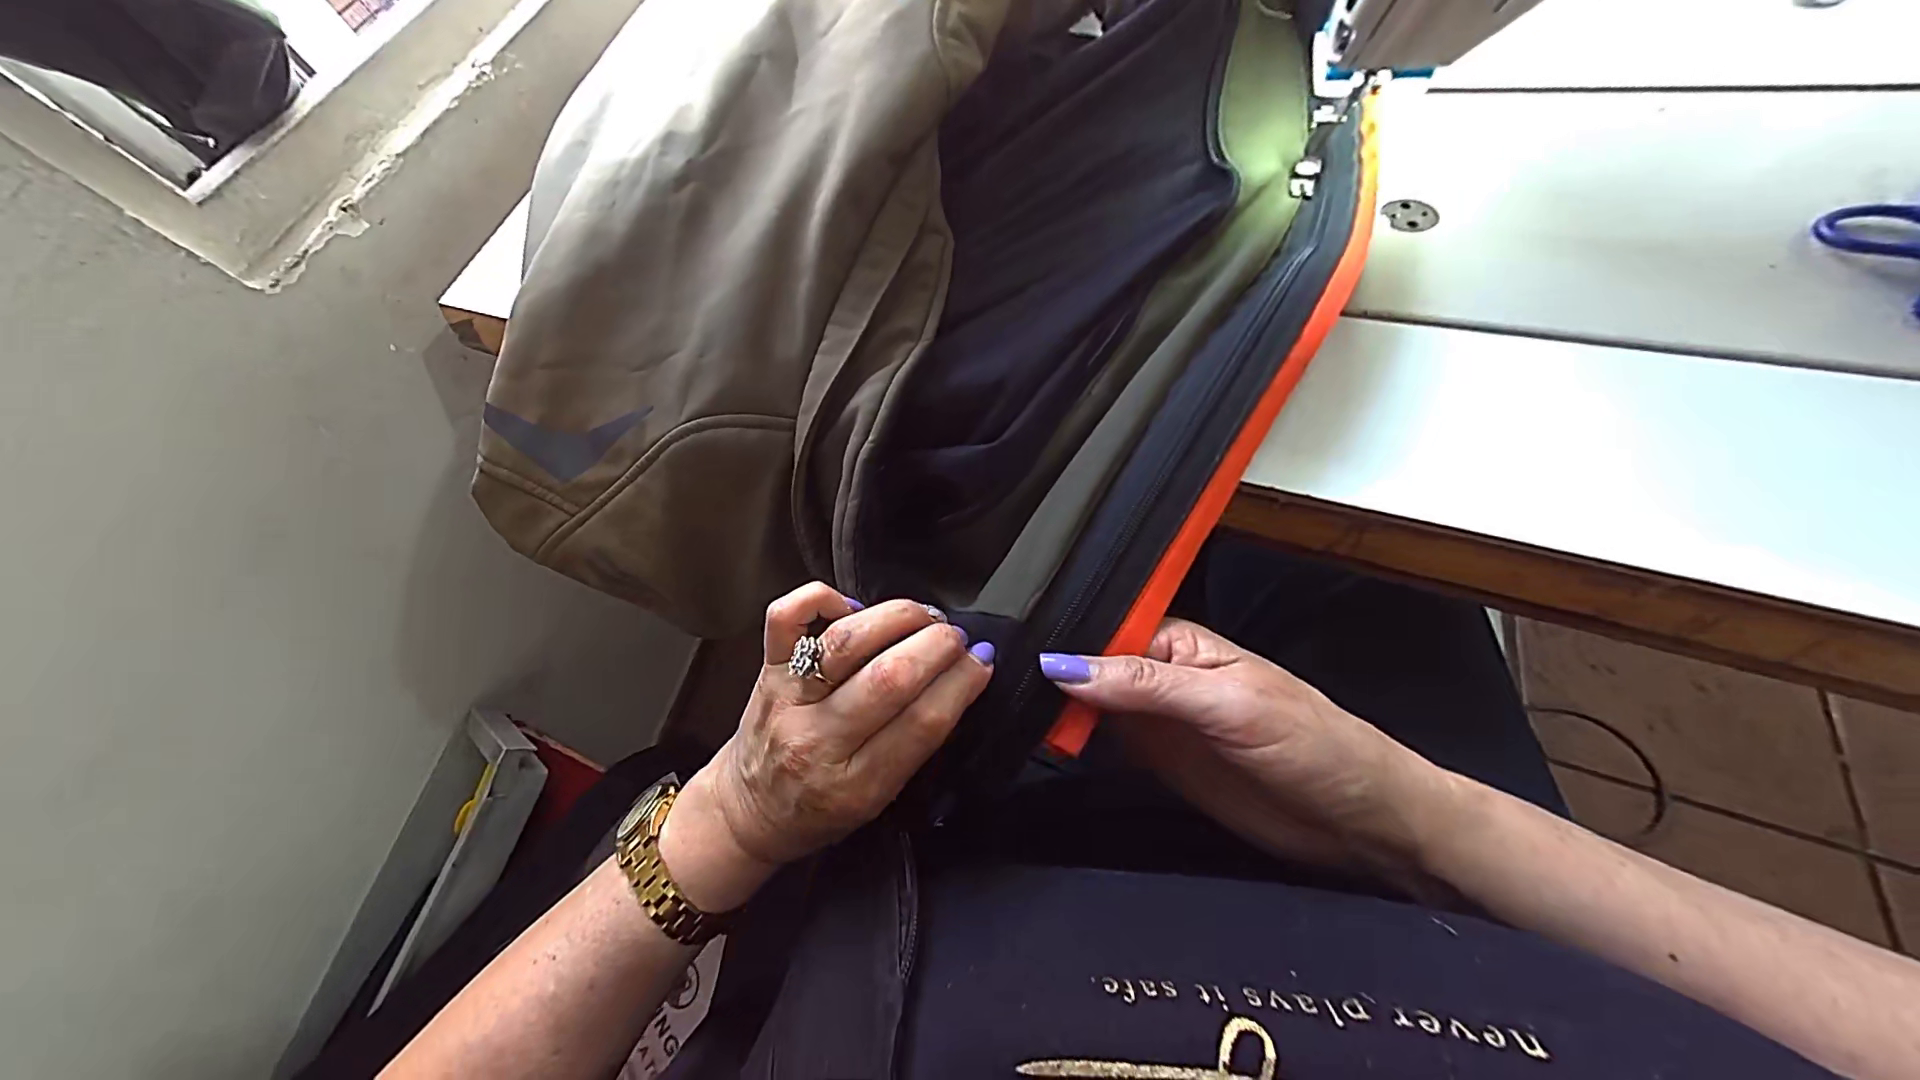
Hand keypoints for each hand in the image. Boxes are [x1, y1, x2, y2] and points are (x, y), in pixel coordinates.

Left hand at [660, 583, 994, 911]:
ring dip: (898, 617)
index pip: (922, 723)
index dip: (961, 682)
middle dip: (937, 646)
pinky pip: (785, 618)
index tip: (981, 661)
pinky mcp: (767, 669)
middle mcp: (818, 739)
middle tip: (955, 637)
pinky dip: (821, 597)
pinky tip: (853, 605)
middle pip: (888, 677)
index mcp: (856, 784)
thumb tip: (962, 679)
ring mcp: (788, 698)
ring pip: (845, 641)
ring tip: (924, 616)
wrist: (748, 811)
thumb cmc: (818, 809)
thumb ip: (916, 745)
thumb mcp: (878, 799)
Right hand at [1040, 620, 1462, 891]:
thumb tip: (1065, 666)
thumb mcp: (1228, 704)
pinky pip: (1099, 741)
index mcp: (1176, 642)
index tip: (1013, 653)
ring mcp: (1152, 719)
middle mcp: (1157, 675)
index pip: (1103, 630)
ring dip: (1054, 706)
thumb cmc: (1315, 745)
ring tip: (1005, 705)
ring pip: (1088, 703)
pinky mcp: (1152, 759)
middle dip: (1050, 673)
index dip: (1062, 640)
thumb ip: (1146, 685)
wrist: (1360, 823)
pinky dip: (1071, 739)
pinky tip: (1041, 736)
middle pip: (1088, 666)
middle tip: (997, 684)